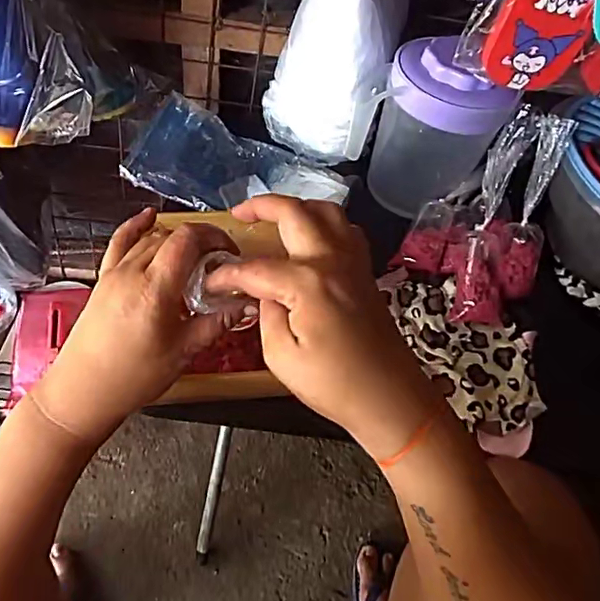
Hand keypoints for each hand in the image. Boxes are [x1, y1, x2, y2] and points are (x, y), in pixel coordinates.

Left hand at [30, 208, 235, 445]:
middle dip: (201, 239)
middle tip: (219, 258)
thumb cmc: (131, 377)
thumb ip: (217, 322)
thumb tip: (246, 306)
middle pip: (172, 234)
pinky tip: (148, 217)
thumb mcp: (184, 351)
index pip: (189, 239)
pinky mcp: (103, 280)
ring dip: (177, 239)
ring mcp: (114, 274)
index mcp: (155, 289)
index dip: (215, 237)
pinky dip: (135, 226)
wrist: (82, 393)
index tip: (229, 251)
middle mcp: (132, 273)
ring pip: (151, 237)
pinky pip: (120, 242)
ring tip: (195, 256)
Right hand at [202, 195, 438, 459]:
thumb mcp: (282, 356)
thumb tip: (264, 292)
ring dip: (299, 206)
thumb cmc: (334, 384)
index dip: (228, 274)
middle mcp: (333, 260)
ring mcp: (354, 262)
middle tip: (240, 213)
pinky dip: (325, 223)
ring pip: (328, 211)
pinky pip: (346, 230)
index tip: (211, 284)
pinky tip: (312, 238)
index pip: (256, 267)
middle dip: (263, 205)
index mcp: (308, 282)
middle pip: (296, 213)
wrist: (388, 395)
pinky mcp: (365, 271)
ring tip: (275, 218)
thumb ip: (266, 314)